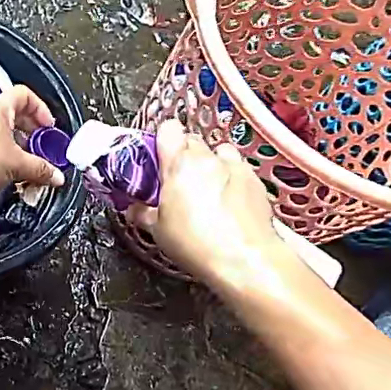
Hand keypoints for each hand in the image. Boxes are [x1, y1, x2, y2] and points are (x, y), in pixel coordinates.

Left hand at [0, 85, 64, 204]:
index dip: (41, 109)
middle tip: (44, 150)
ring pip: (4, 137)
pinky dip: (6, 161)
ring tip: (30, 169)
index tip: (49, 129)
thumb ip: (42, 168)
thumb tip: (56, 175)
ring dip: (21, 152)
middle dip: (33, 135)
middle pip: (16, 117)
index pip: (24, 95)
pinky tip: (12, 178)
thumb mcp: (18, 164)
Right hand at [125, 120, 282, 290]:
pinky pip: (239, 171)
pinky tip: (228, 204)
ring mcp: (235, 167)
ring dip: (211, 166)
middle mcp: (208, 159)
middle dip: (185, 157)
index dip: (162, 140)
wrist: (244, 260)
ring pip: (219, 153)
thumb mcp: (158, 231)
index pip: (168, 129)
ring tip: (206, 191)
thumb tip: (134, 210)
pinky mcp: (255, 181)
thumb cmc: (198, 244)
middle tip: (178, 182)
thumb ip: (143, 213)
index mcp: (179, 164)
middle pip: (193, 141)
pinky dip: (232, 181)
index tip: (158, 157)